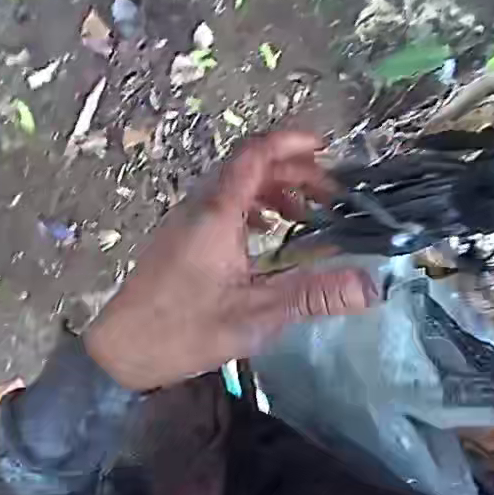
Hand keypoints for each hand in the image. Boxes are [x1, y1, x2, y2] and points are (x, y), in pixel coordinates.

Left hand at [83, 131, 377, 390]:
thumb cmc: (186, 329)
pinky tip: (266, 233)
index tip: (326, 148)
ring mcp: (186, 221)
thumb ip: (315, 294)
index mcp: (217, 212)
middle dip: (294, 172)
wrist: (122, 351)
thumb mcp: (258, 313)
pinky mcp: (181, 239)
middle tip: (330, 196)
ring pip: (235, 185)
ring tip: (305, 215)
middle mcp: (199, 206)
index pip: (256, 154)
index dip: (292, 143)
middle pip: (249, 166)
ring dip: (274, 190)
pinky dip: (253, 207)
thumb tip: (372, 286)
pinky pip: (222, 205)